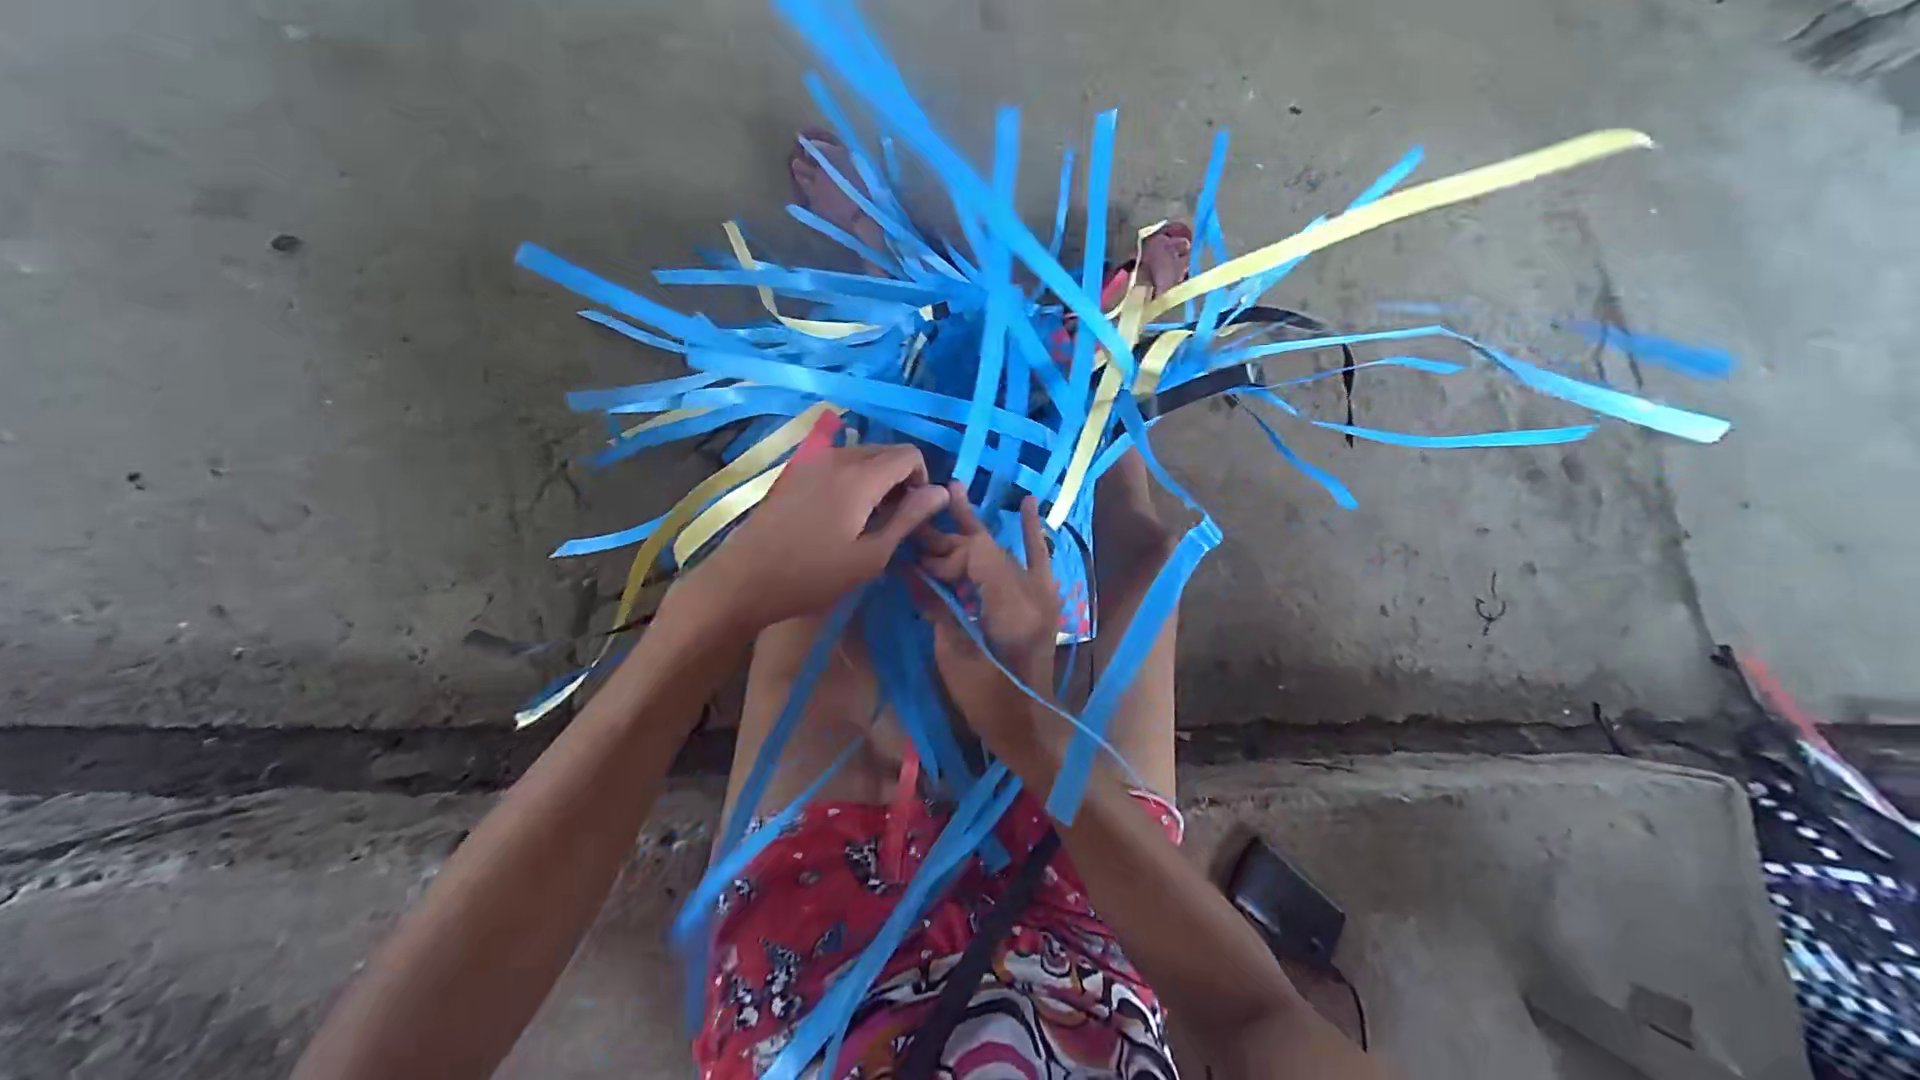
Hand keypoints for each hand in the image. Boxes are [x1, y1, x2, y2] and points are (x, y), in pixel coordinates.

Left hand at [674, 444, 949, 633]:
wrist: (744, 580)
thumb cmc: (812, 576)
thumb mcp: (870, 556)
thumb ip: (908, 519)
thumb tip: (942, 492)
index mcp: (859, 476)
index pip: (909, 454)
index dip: (922, 480)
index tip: (913, 514)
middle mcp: (836, 457)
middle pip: (886, 451)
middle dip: (901, 479)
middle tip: (893, 521)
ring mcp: (811, 460)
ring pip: (862, 455)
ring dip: (877, 479)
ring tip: (867, 520)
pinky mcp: (795, 471)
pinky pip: (838, 462)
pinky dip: (852, 479)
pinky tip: (840, 514)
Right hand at [917, 486, 1060, 751]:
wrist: (1032, 726)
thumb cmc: (989, 702)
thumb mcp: (954, 656)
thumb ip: (937, 608)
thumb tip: (911, 573)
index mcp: (1012, 607)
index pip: (978, 555)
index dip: (944, 554)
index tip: (917, 566)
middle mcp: (1033, 592)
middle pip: (988, 550)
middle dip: (950, 540)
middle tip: (918, 526)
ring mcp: (1044, 594)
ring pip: (1004, 550)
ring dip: (975, 531)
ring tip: (955, 492)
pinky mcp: (1045, 600)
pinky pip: (1039, 558)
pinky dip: (1031, 531)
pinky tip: (1028, 502)